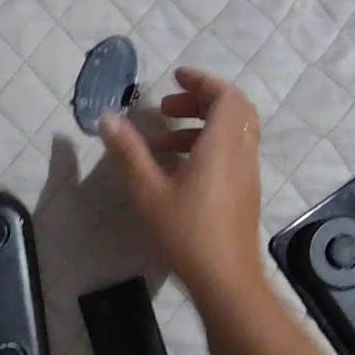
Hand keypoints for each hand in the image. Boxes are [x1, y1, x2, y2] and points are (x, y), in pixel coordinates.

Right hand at [100, 67, 268, 308]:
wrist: (225, 278)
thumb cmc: (185, 232)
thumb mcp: (148, 191)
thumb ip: (129, 152)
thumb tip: (108, 119)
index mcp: (222, 144)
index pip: (224, 95)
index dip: (201, 80)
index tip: (174, 77)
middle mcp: (241, 152)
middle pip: (233, 109)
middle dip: (200, 101)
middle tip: (166, 107)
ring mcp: (247, 174)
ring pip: (232, 133)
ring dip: (200, 127)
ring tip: (161, 142)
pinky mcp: (244, 193)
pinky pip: (231, 153)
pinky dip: (207, 147)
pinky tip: (176, 170)